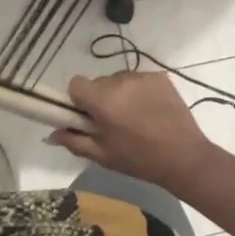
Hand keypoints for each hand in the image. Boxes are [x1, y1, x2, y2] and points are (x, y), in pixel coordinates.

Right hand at [49, 72, 221, 191]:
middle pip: (98, 83)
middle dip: (100, 99)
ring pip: (118, 81)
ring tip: (136, 119)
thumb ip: (73, 140)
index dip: (78, 100)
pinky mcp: (160, 76)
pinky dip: (139, 92)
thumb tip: (50, 134)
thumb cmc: (138, 159)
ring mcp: (141, 76)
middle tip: (114, 123)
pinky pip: (139, 80)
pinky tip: (150, 112)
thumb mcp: (102, 155)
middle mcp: (119, 80)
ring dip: (120, 95)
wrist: (184, 157)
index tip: (88, 117)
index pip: (75, 84)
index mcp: (101, 99)